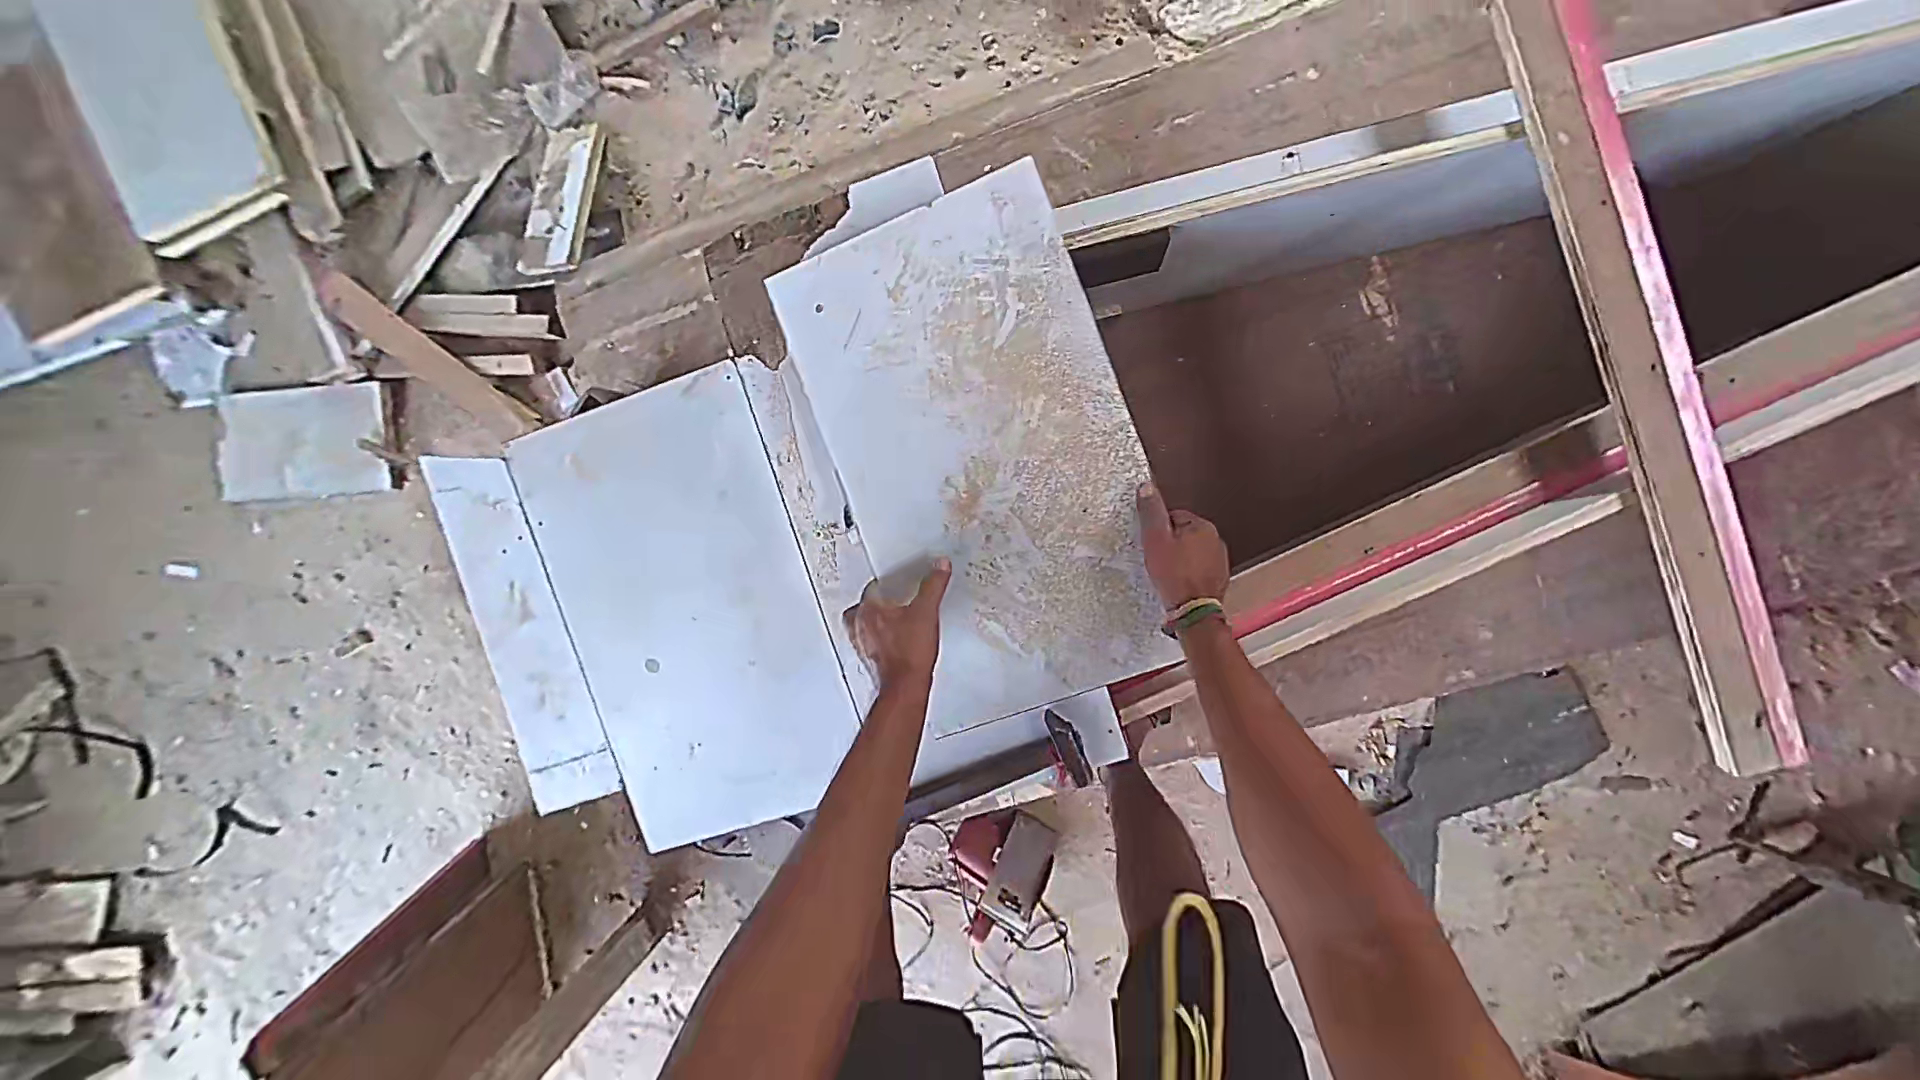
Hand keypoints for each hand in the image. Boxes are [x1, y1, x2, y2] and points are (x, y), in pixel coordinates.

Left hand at [844, 558, 951, 689]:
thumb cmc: (909, 653)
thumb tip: (940, 566)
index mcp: (869, 610)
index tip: (894, 582)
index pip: (871, 587)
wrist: (906, 684)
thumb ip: (933, 586)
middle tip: (887, 599)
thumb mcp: (927, 611)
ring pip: (861, 625)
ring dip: (872, 621)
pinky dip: (877, 639)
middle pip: (862, 606)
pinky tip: (891, 641)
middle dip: (875, 602)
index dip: (884, 583)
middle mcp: (861, 626)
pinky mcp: (870, 659)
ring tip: (887, 618)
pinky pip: (869, 643)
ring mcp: (863, 644)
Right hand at [1136, 483, 1228, 610]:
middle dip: (1170, 544)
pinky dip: (1187, 573)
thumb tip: (1147, 488)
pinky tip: (1178, 581)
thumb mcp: (1155, 539)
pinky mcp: (1217, 577)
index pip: (1174, 516)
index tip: (1153, 543)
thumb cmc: (1176, 576)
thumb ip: (1152, 511)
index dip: (1158, 530)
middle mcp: (1215, 540)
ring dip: (1180, 559)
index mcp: (1202, 526)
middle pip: (1183, 533)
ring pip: (1191, 552)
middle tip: (1159, 559)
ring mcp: (1218, 560)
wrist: (1193, 610)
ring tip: (1168, 572)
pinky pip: (1198, 568)